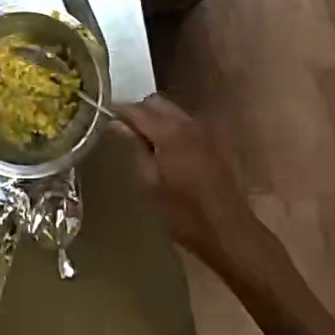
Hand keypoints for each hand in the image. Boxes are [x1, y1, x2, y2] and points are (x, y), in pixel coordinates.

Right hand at [115, 94, 271, 269]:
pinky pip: (188, 123)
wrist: (229, 231)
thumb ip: (135, 147)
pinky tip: (169, 150)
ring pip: (173, 111)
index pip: (137, 110)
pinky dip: (174, 128)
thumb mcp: (150, 183)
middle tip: (126, 132)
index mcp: (169, 132)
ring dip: (158, 119)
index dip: (119, 111)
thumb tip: (116, 124)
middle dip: (139, 112)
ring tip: (147, 142)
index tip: (105, 117)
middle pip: (157, 103)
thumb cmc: (183, 213)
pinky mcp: (216, 140)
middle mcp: (188, 122)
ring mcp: (205, 130)